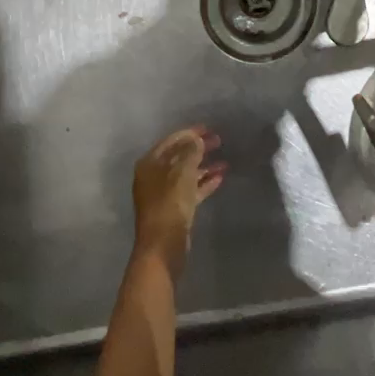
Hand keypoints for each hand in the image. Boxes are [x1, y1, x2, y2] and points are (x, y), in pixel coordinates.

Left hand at [132, 126, 226, 271]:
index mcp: (150, 164)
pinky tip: (219, 178)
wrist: (163, 247)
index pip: (171, 141)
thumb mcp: (182, 173)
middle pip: (179, 156)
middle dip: (198, 148)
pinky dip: (203, 183)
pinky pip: (191, 190)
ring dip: (204, 166)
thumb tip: (196, 139)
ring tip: (224, 162)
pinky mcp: (174, 209)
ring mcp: (164, 194)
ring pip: (186, 174)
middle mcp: (154, 176)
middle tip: (219, 141)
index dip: (189, 133)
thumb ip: (190, 153)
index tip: (208, 128)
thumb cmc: (170, 205)